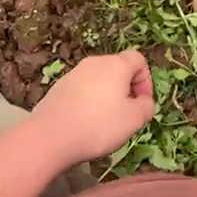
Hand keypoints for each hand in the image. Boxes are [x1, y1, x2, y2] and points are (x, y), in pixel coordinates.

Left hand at [25, 50, 154, 167]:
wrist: (50, 136)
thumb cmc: (98, 125)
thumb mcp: (134, 120)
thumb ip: (146, 107)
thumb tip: (144, 102)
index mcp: (116, 64)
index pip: (138, 59)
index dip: (146, 80)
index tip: (142, 103)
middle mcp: (94, 63)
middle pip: (118, 69)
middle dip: (126, 90)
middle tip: (126, 115)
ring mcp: (74, 74)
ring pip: (99, 81)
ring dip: (107, 97)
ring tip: (104, 123)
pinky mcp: (58, 88)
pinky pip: (82, 91)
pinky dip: (88, 103)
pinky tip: (84, 124)